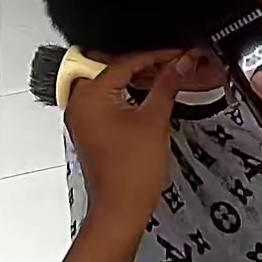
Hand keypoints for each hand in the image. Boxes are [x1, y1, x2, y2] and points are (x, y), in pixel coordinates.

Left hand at [66, 50, 190, 233]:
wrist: (122, 207)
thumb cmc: (132, 171)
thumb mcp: (155, 119)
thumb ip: (168, 84)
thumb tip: (180, 63)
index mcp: (91, 96)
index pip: (125, 62)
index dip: (157, 56)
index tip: (179, 55)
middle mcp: (80, 103)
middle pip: (111, 67)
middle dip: (143, 62)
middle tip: (171, 62)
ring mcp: (83, 116)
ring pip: (108, 81)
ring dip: (135, 76)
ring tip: (164, 75)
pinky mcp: (91, 127)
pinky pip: (106, 98)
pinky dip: (126, 91)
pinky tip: (149, 93)